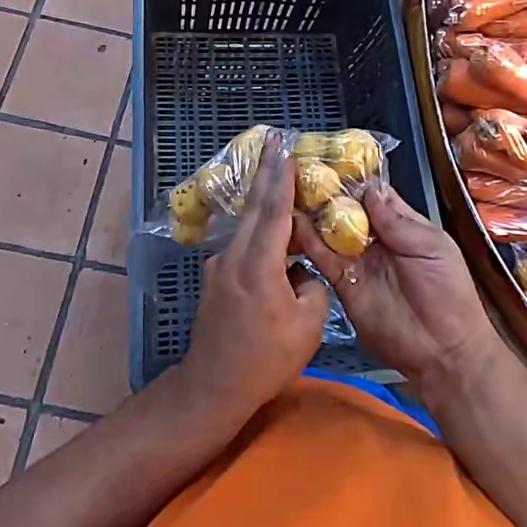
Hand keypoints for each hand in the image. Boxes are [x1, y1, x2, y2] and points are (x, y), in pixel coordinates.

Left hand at [176, 134, 328, 417]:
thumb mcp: (308, 324)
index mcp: (258, 264)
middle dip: (266, 173)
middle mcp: (233, 255)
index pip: (273, 210)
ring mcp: (219, 266)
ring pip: (247, 226)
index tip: (284, 147)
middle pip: (253, 207)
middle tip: (275, 141)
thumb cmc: (266, 358)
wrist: (214, 385)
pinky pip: (242, 245)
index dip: (281, 177)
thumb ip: (312, 285)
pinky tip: (276, 241)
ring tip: (282, 183)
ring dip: (264, 204)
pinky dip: (260, 234)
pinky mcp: (215, 278)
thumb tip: (301, 271)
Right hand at [294, 184, 500, 387]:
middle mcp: (375, 237)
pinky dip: (307, 240)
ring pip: (330, 229)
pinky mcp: (342, 282)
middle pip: (346, 208)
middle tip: (300, 169)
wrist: (442, 350)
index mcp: (402, 224)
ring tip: (288, 188)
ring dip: (313, 211)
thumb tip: (368, 189)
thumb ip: (396, 220)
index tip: (329, 158)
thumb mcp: (432, 247)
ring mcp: (357, 259)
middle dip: (327, 190)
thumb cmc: (447, 292)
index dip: (354, 177)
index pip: (374, 194)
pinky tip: (290, 222)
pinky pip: (322, 257)